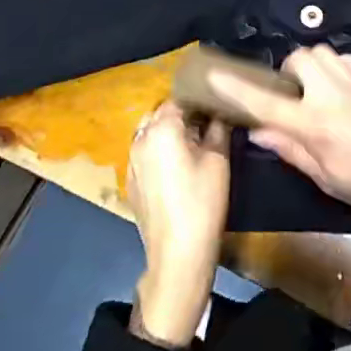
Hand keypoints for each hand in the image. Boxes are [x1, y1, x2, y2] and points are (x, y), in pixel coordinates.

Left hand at [126, 101, 229, 346]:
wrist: (177, 253)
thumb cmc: (202, 201)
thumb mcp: (219, 159)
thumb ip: (219, 127)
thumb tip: (220, 111)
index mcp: (161, 128)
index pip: (180, 98)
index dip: (200, 100)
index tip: (218, 106)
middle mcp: (140, 139)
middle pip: (161, 113)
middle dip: (182, 114)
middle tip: (208, 125)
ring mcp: (131, 161)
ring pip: (150, 133)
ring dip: (169, 132)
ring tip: (194, 145)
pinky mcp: (131, 181)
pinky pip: (145, 154)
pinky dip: (159, 151)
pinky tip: (178, 167)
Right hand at [210, 44, 350, 222]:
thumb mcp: (326, 179)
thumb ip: (291, 149)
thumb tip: (258, 130)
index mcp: (315, 124)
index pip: (266, 103)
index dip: (237, 89)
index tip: (214, 74)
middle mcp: (333, 94)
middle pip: (298, 59)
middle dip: (287, 72)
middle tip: (291, 96)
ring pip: (322, 53)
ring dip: (310, 67)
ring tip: (315, 92)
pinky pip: (344, 59)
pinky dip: (333, 68)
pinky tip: (340, 92)